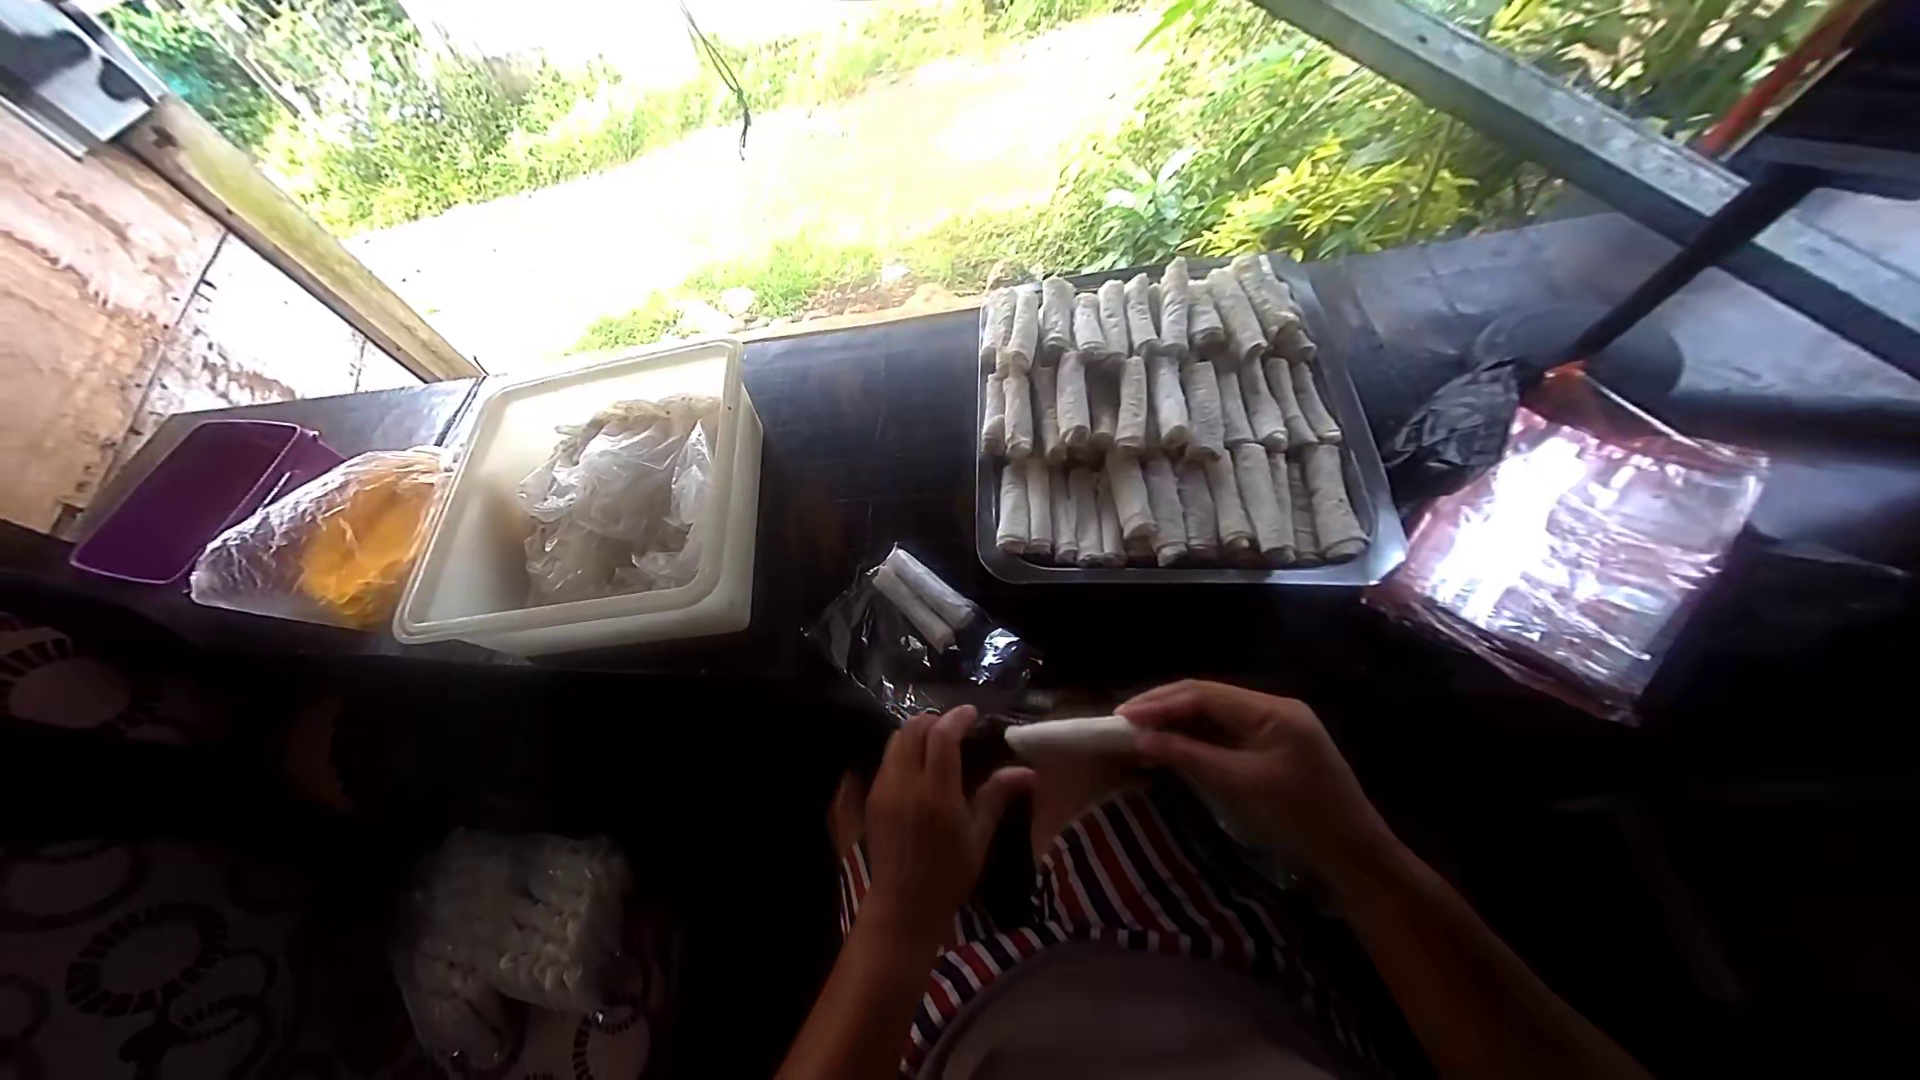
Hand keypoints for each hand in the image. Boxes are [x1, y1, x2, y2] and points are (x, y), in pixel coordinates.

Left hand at [863, 706, 1032, 942]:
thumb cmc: (949, 874)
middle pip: (913, 729)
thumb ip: (997, 794)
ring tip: (935, 742)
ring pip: (896, 740)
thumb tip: (1029, 772)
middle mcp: (906, 784)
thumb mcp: (978, 835)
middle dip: (935, 720)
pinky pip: (886, 759)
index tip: (971, 713)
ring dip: (916, 732)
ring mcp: (883, 789)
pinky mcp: (871, 797)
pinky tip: (917, 764)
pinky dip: (902, 750)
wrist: (903, 906)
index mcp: (936, 794)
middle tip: (954, 727)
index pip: (942, 736)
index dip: (957, 718)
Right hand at [1119, 681, 1396, 875]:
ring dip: (1173, 720)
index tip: (1124, 716)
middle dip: (1162, 706)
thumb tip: (1139, 739)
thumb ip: (1189, 756)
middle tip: (1123, 718)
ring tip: (1136, 730)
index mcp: (1271, 710)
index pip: (1203, 694)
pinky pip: (1221, 731)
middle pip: (1205, 696)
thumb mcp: (1241, 785)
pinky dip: (1191, 737)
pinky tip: (1167, 744)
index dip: (1160, 703)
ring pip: (1210, 712)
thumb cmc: (1301, 818)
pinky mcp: (1267, 744)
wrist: (1356, 856)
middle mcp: (1270, 707)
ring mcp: (1270, 725)